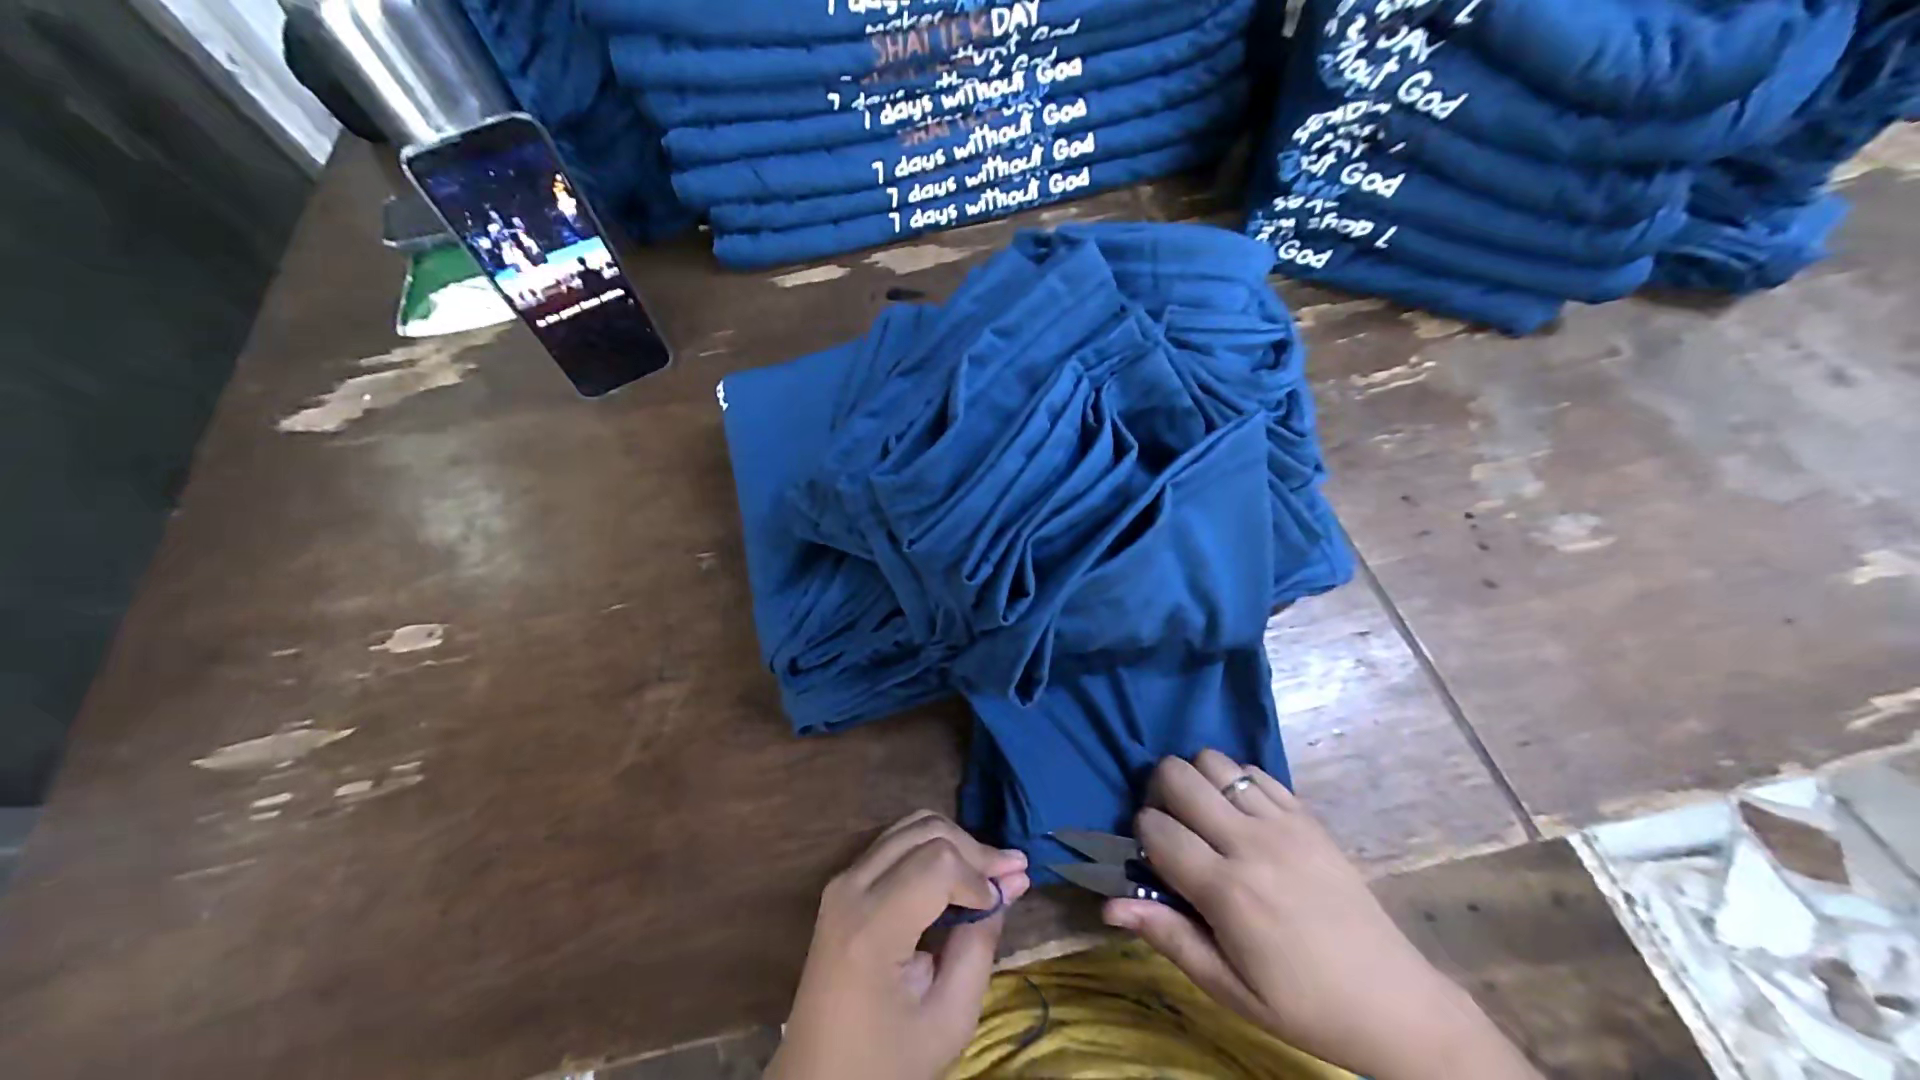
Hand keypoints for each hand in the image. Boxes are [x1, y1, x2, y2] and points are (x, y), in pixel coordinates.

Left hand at [766, 810, 1031, 1079]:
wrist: (818, 1078)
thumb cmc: (887, 1060)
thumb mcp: (948, 1018)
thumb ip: (980, 944)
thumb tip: (1012, 883)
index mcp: (871, 926)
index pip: (938, 861)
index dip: (979, 873)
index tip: (1002, 902)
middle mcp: (850, 887)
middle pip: (925, 831)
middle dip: (974, 849)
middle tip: (1011, 876)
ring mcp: (842, 880)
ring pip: (910, 825)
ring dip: (955, 842)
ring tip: (990, 874)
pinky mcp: (843, 883)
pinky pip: (895, 841)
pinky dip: (933, 847)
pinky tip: (958, 874)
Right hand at [1102, 751, 1539, 1079]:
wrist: (1394, 1002)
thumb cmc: (1302, 1004)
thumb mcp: (1228, 988)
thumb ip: (1168, 936)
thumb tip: (1109, 904)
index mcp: (1227, 891)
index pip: (1156, 828)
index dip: (1140, 834)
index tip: (1149, 855)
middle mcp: (1251, 843)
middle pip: (1178, 776)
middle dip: (1159, 793)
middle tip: (1170, 825)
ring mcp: (1284, 824)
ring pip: (1214, 762)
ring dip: (1197, 780)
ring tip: (1204, 815)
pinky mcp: (1308, 817)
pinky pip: (1256, 773)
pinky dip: (1235, 782)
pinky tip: (1241, 814)